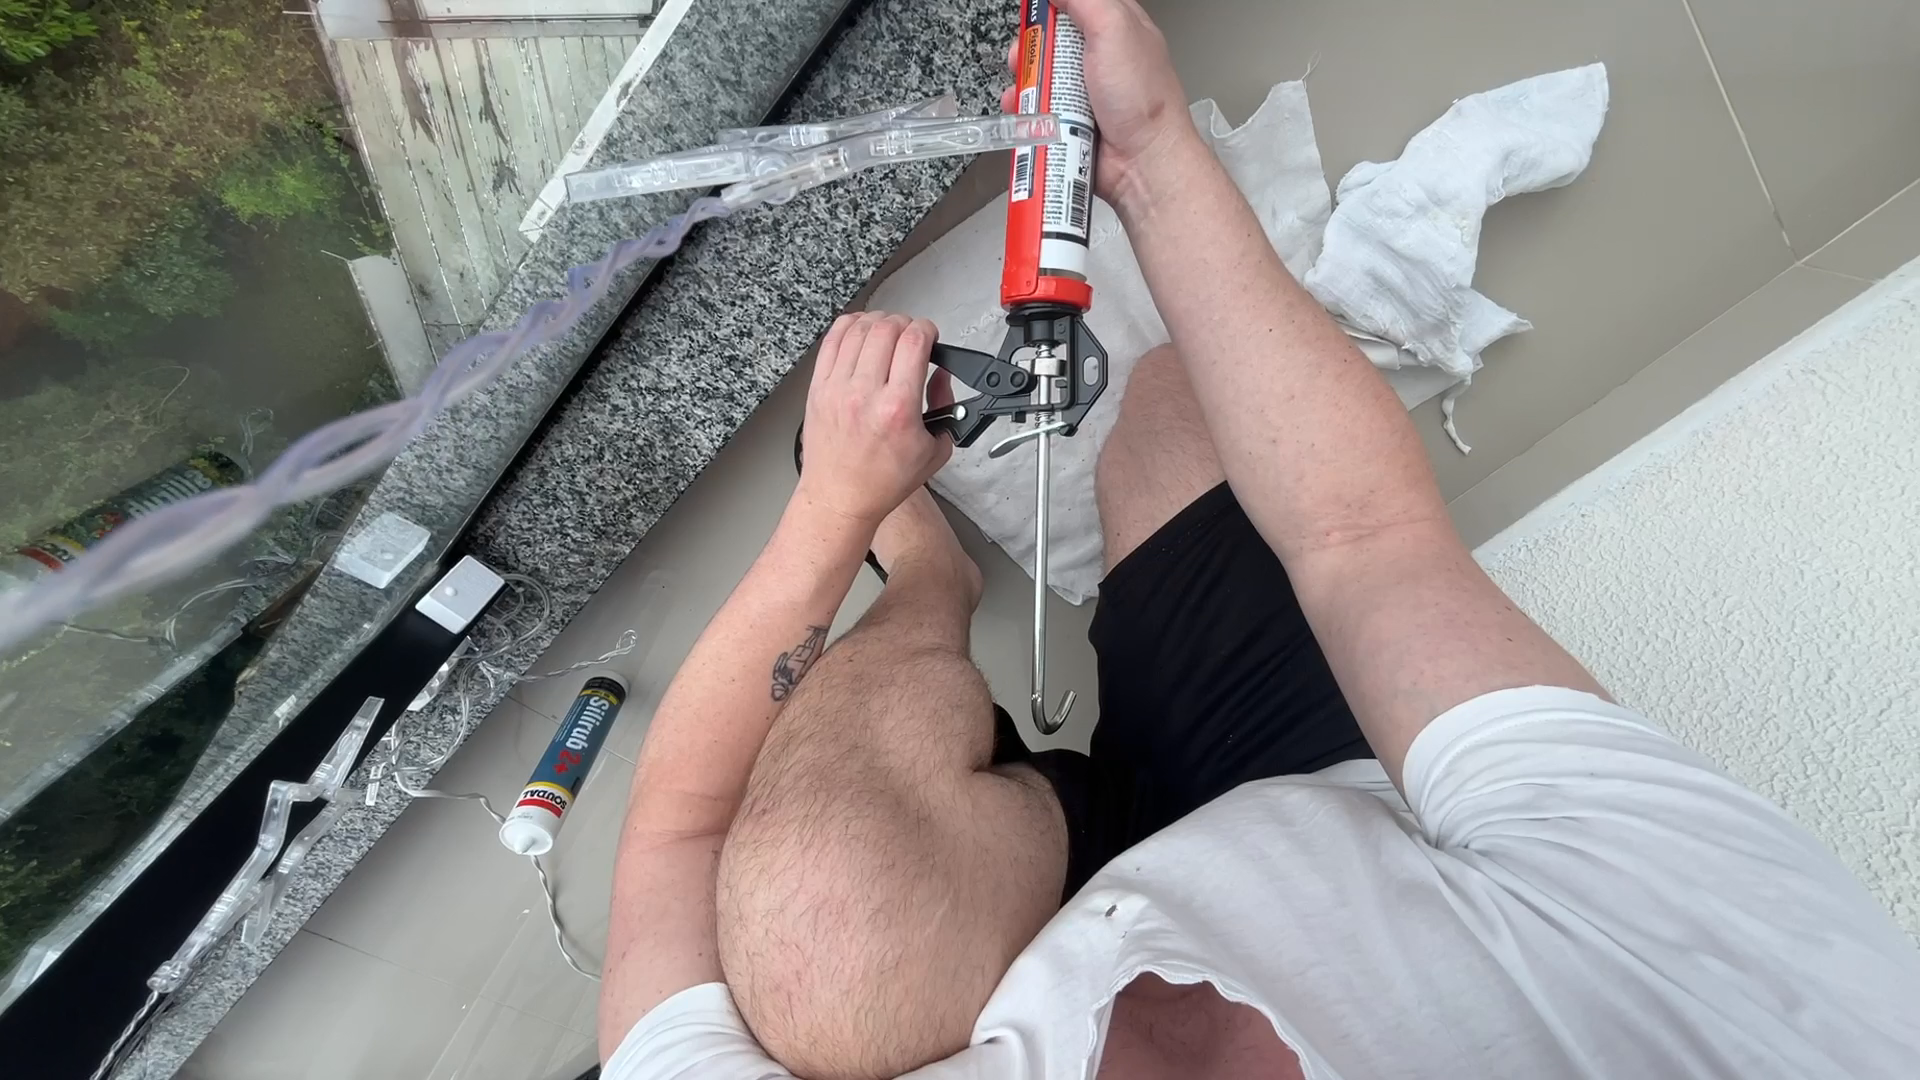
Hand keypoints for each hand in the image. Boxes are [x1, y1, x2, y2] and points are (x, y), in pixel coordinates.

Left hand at [796, 313, 953, 528]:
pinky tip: (861, 332)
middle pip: (887, 328)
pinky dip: (850, 326)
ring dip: (879, 322)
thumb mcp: (934, 451)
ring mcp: (838, 388)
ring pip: (859, 328)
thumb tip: (940, 374)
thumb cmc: (882, 481)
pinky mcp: (818, 388)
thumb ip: (945, 406)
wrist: (841, 497)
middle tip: (911, 336)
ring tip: (888, 333)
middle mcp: (865, 394)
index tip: (930, 337)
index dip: (927, 329)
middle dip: (905, 324)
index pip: (915, 341)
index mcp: (898, 409)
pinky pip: (833, 340)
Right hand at [999, 0, 1195, 212]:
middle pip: (1054, 45)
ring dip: (1025, 86)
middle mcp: (1102, 62)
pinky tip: (1023, 117)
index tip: (1033, 14)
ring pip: (1044, 83)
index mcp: (1118, 29)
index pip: (1079, 5)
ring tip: (1019, 92)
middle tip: (1021, 56)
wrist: (1143, 162)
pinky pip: (1044, 118)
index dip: (1054, 7)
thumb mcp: (1114, 28)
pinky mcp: (1074, 129)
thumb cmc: (1142, 99)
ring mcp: (1087, 98)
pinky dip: (1028, 118)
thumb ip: (1084, 1)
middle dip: (1031, 49)